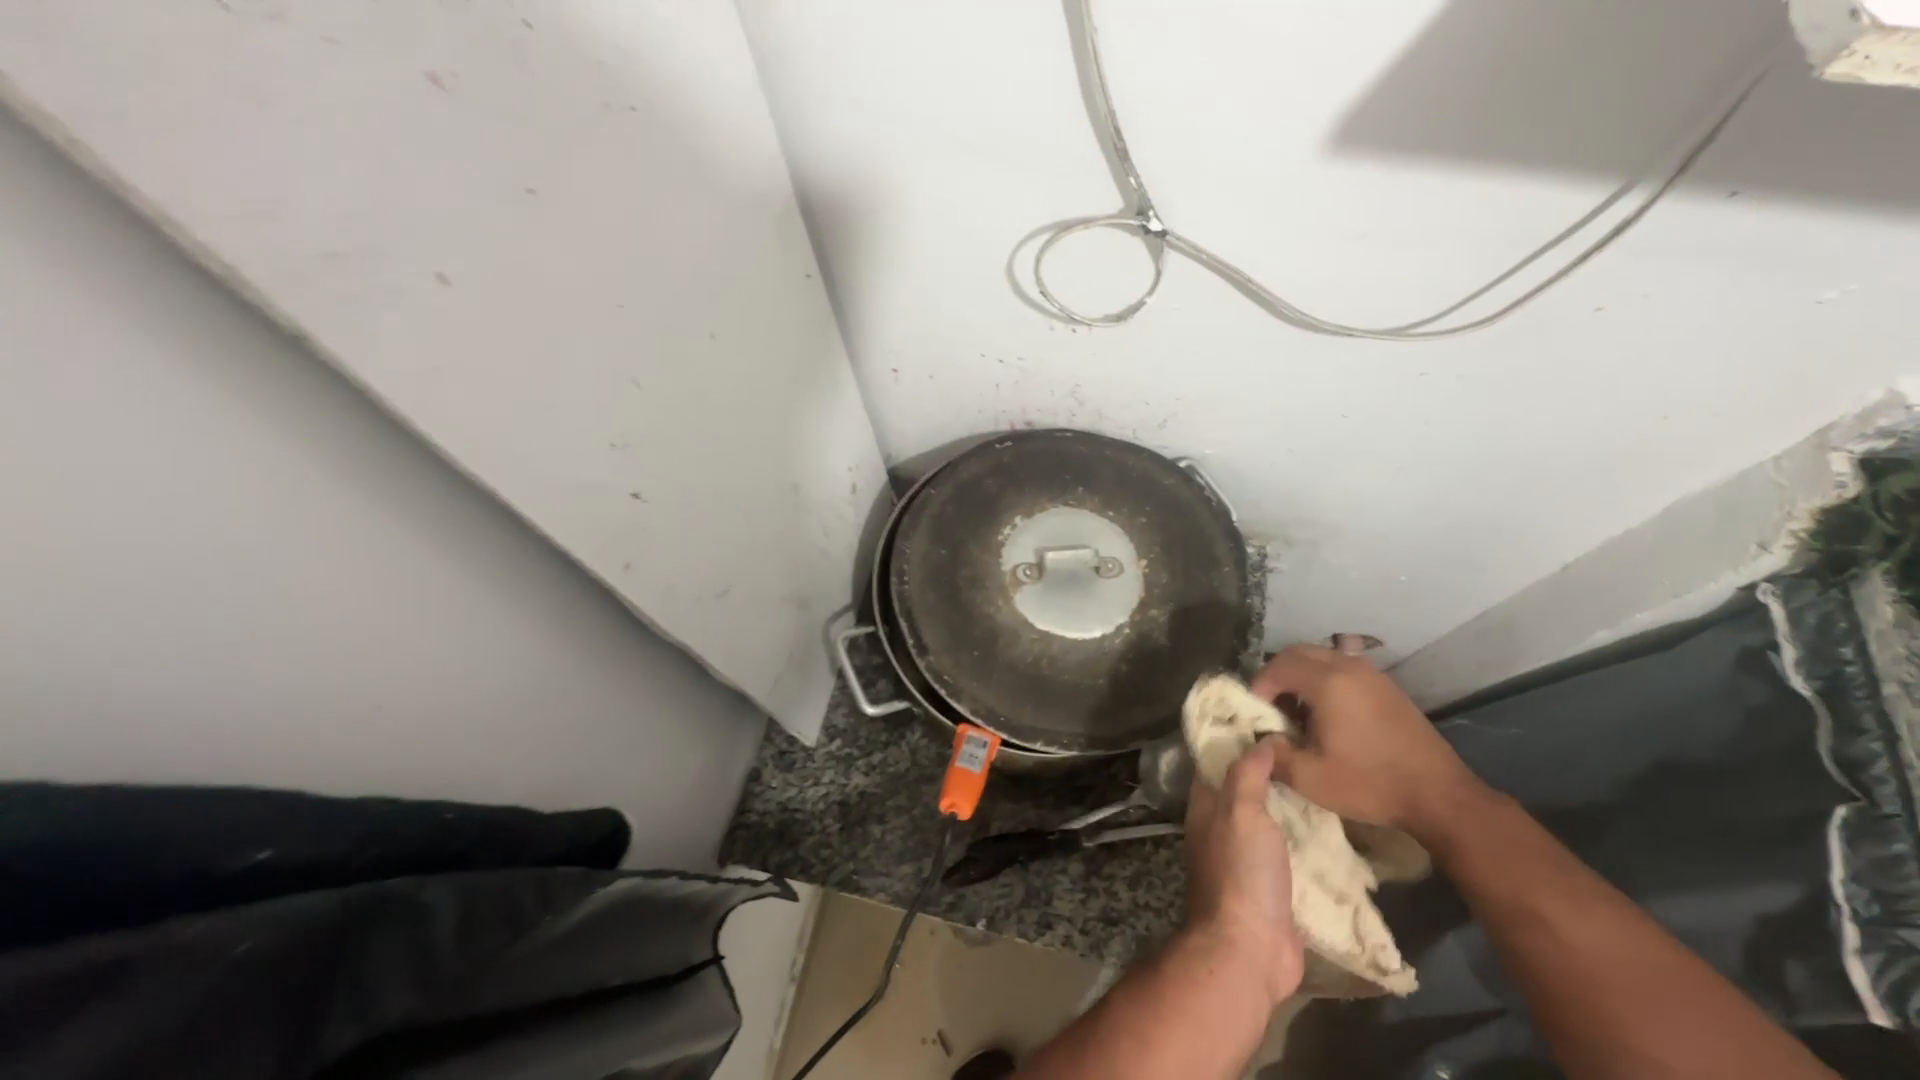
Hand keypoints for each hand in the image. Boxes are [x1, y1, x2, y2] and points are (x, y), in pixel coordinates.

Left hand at [1182, 738, 1303, 1004]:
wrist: (1251, 948)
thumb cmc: (1241, 872)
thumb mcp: (1240, 811)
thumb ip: (1246, 774)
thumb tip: (1260, 740)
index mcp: (1205, 809)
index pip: (1215, 763)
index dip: (1237, 740)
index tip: (1269, 719)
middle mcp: (1222, 830)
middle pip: (1245, 791)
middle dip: (1271, 771)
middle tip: (1309, 748)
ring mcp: (1247, 859)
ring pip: (1270, 821)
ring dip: (1293, 805)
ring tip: (1326, 778)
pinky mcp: (1274, 885)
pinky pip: (1291, 852)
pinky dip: (1308, 838)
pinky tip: (1336, 825)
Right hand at [1250, 645, 1485, 837]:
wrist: (1437, 794)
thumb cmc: (1369, 784)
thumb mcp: (1309, 778)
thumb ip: (1274, 754)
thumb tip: (1261, 740)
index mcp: (1328, 683)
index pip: (1278, 666)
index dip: (1259, 686)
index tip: (1256, 715)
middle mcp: (1349, 667)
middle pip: (1299, 653)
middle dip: (1277, 675)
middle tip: (1271, 708)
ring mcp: (1372, 675)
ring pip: (1323, 658)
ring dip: (1302, 677)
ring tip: (1298, 713)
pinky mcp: (1387, 687)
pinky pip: (1344, 669)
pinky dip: (1325, 681)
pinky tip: (1328, 716)